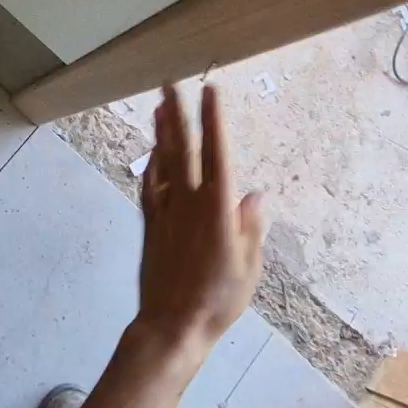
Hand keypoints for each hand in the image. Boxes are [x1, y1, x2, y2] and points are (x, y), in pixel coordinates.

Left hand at [136, 84, 266, 352]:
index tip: (211, 91)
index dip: (214, 119)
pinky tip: (152, 151)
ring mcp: (166, 211)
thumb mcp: (248, 266)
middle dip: (179, 114)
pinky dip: (151, 164)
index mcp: (217, 208)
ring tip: (159, 104)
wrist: (172, 324)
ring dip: (161, 131)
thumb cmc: (218, 299)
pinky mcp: (150, 224)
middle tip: (170, 83)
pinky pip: (150, 186)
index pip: (217, 153)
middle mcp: (188, 201)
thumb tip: (256, 194)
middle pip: (183, 148)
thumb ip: (250, 226)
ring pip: (162, 162)